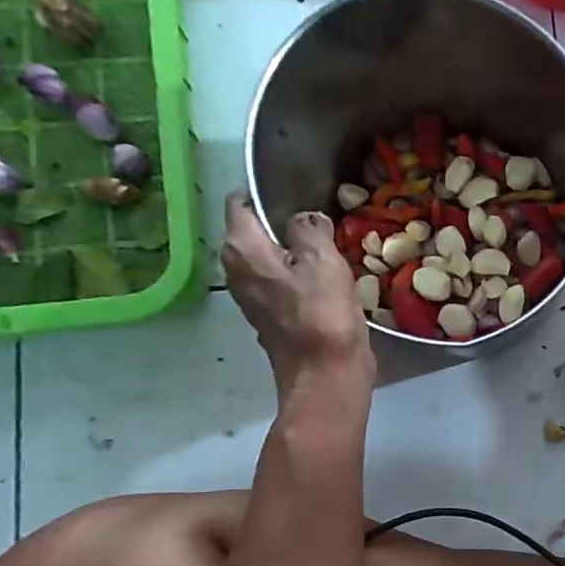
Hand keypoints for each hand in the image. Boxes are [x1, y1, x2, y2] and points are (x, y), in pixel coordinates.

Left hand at [221, 193, 372, 387]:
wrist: (326, 375)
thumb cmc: (322, 313)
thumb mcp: (322, 258)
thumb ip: (309, 227)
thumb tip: (305, 220)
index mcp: (242, 249)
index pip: (240, 202)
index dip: (265, 192)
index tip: (297, 191)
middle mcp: (236, 271)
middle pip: (255, 232)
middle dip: (283, 223)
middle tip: (320, 221)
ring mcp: (252, 298)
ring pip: (271, 260)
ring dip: (294, 253)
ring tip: (328, 248)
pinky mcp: (271, 319)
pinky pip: (282, 285)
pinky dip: (298, 278)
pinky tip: (326, 280)